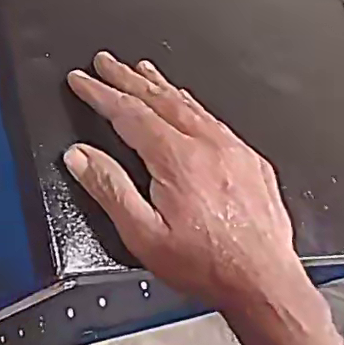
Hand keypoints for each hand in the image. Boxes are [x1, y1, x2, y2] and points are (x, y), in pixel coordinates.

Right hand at [63, 52, 310, 314]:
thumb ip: (109, 188)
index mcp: (178, 160)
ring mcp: (233, 150)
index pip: (130, 113)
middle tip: (105, 62)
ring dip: (159, 85)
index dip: (101, 93)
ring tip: (141, 70)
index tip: (82, 80)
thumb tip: (80, 156)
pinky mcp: (250, 161)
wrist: (264, 282)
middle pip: (159, 99)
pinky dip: (190, 103)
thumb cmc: (206, 264)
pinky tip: (185, 104)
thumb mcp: (143, 234)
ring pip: (189, 104)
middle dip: (127, 78)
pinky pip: (214, 119)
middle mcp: (208, 146)